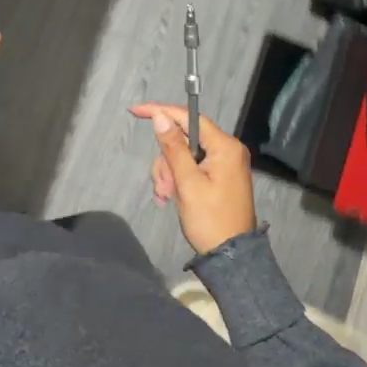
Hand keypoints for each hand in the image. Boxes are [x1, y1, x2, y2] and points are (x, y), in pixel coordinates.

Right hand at [129, 102, 257, 253]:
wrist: (230, 256)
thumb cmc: (210, 219)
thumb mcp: (187, 183)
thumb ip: (173, 147)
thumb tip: (160, 116)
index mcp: (224, 146)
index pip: (189, 117)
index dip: (161, 112)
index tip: (135, 111)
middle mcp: (226, 150)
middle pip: (183, 139)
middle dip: (166, 161)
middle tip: (163, 186)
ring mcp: (223, 164)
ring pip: (182, 155)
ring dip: (169, 174)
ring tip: (166, 197)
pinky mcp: (218, 176)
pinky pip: (190, 168)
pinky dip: (177, 180)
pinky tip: (170, 197)